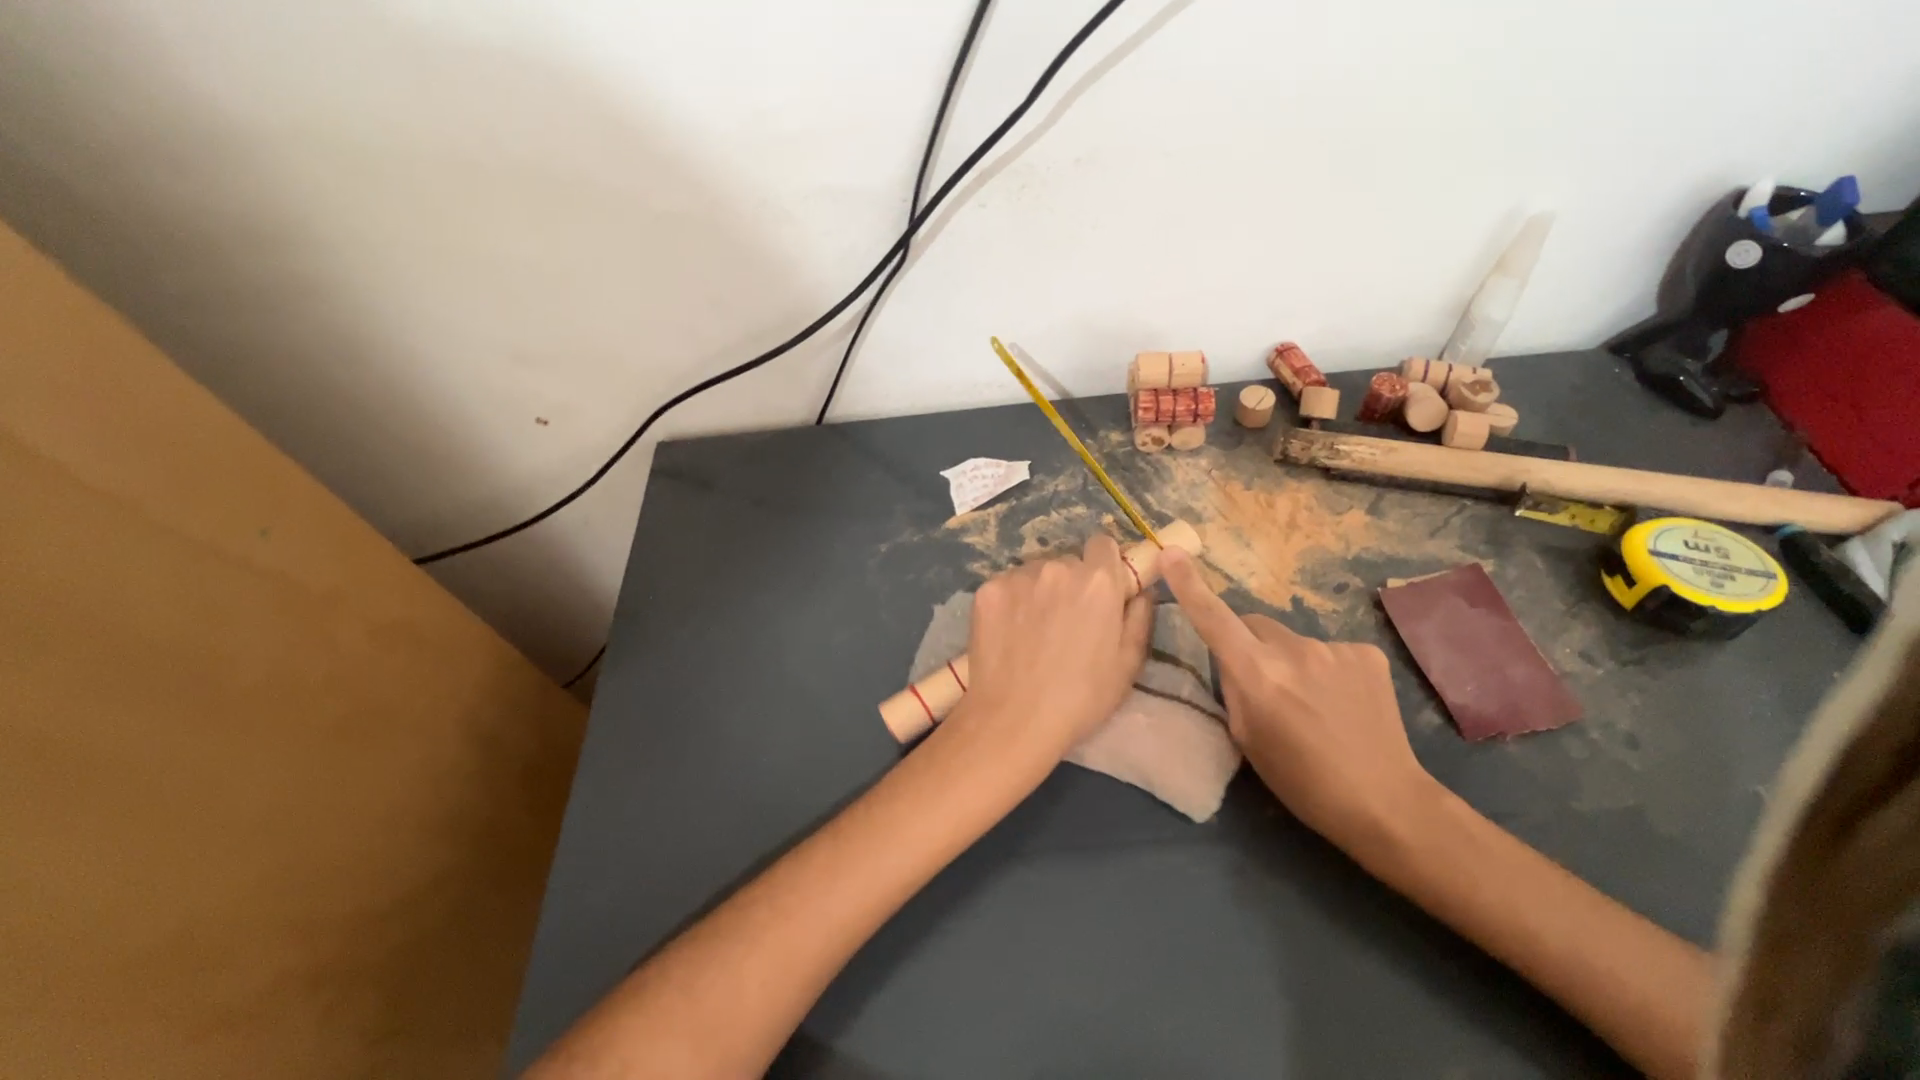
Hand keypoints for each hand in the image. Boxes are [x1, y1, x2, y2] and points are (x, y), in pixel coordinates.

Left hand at [950, 534, 1155, 763]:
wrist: (1014, 720)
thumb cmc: (1080, 699)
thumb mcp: (1128, 665)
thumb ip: (1140, 618)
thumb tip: (1142, 591)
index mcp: (1098, 581)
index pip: (1103, 545)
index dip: (1104, 566)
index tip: (1100, 592)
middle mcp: (1058, 568)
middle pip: (1068, 562)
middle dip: (1071, 584)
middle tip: (1066, 622)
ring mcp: (1017, 577)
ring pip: (1035, 573)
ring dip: (1039, 591)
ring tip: (1034, 632)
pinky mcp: (987, 591)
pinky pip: (1007, 586)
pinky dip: (1011, 603)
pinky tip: (1010, 635)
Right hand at [1158, 547, 1437, 848]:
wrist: (1383, 800)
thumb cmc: (1301, 781)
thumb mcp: (1247, 739)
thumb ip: (1235, 689)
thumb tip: (1233, 661)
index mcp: (1257, 675)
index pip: (1214, 620)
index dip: (1189, 586)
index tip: (1171, 554)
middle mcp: (1294, 651)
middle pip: (1254, 625)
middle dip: (1249, 644)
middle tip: (1263, 686)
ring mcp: (1335, 648)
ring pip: (1293, 642)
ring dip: (1290, 662)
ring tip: (1312, 706)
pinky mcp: (1367, 654)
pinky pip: (1329, 651)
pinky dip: (1326, 671)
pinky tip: (1342, 703)